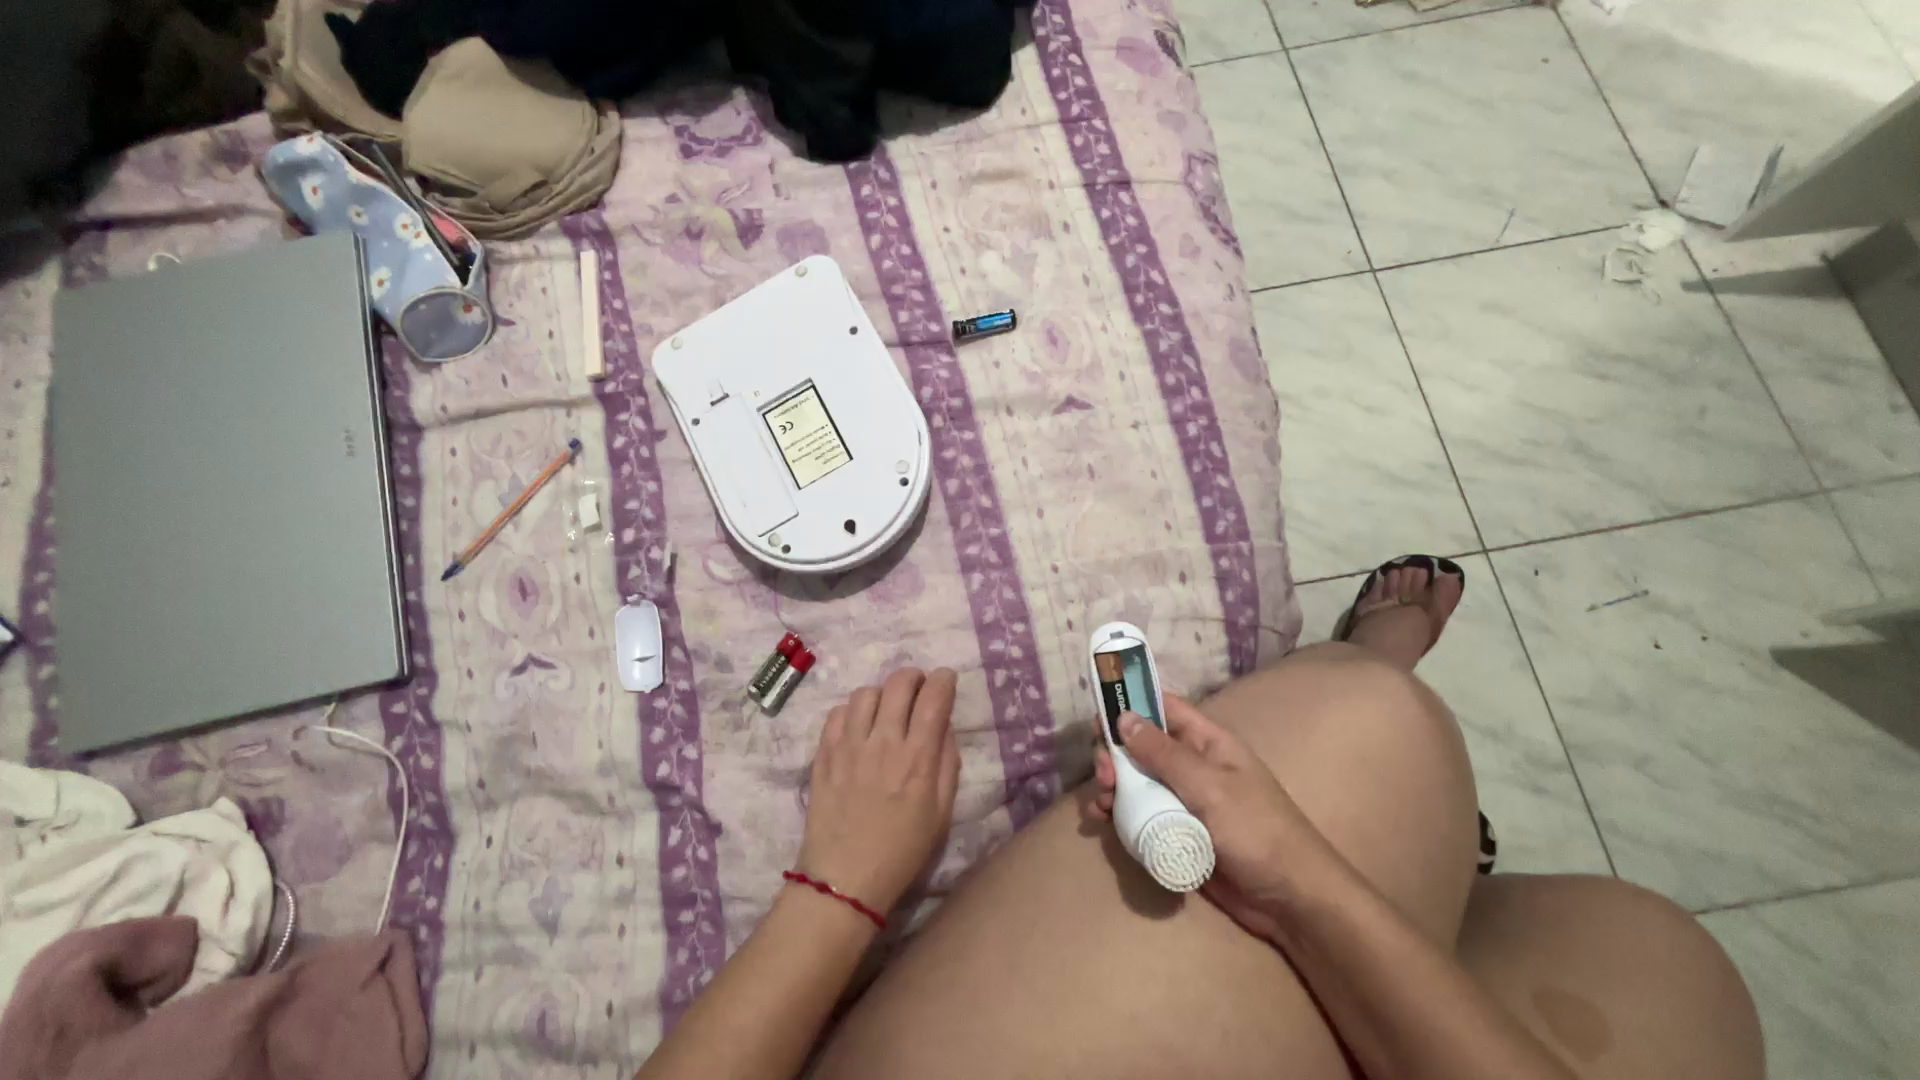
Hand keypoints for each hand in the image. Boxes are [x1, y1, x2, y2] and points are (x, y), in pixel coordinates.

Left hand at [797, 668, 960, 918]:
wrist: (846, 878)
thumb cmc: (902, 851)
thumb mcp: (941, 813)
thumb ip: (946, 765)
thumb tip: (943, 729)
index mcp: (917, 758)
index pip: (934, 698)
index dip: (943, 679)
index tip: (946, 678)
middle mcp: (883, 742)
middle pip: (898, 684)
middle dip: (913, 676)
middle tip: (918, 687)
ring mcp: (849, 745)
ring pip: (865, 693)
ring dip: (882, 693)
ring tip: (886, 708)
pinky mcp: (824, 754)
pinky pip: (837, 713)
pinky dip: (853, 711)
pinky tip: (859, 726)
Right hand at [1089, 694, 1324, 940]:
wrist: (1289, 899)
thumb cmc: (1256, 832)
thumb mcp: (1209, 787)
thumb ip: (1164, 754)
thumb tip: (1124, 717)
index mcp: (1208, 743)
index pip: (1164, 708)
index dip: (1131, 704)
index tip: (1097, 714)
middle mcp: (1193, 767)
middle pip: (1142, 747)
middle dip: (1116, 754)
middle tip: (1104, 774)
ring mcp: (1184, 801)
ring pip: (1137, 782)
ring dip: (1115, 787)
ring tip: (1102, 803)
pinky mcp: (1177, 832)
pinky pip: (1141, 815)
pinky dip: (1120, 814)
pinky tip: (1104, 821)